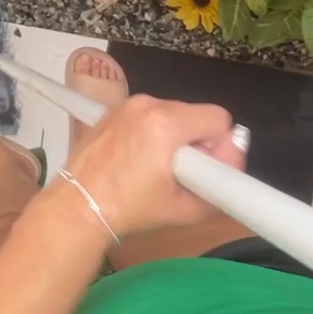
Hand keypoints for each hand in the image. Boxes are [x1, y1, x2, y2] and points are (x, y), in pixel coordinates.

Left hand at [60, 94, 244, 234]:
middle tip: (182, 173)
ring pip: (171, 112)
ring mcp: (126, 104)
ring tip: (157, 167)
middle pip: (194, 113)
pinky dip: (152, 131)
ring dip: (174, 135)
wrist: (79, 203)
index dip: (220, 145)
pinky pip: (148, 114)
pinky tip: (139, 157)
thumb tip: (233, 153)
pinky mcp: (112, 110)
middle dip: (197, 140)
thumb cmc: (133, 208)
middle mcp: (146, 104)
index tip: (205, 169)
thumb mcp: (189, 207)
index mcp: (166, 124)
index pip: (218, 118)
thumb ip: (222, 180)